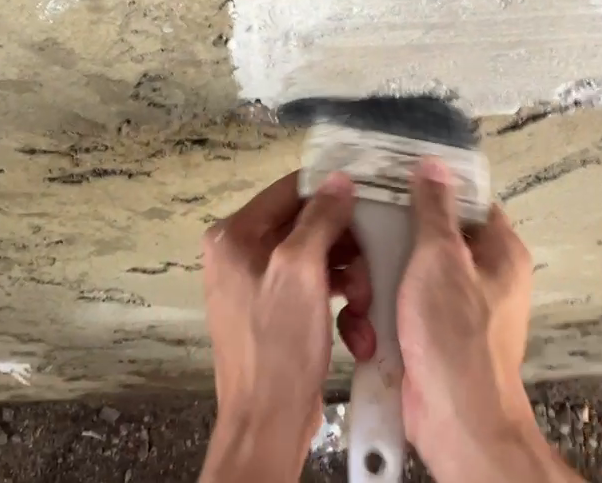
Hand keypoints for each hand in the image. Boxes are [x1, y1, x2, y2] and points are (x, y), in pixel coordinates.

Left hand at [198, 171, 370, 481]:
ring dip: (345, 275)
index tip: (366, 198)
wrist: (268, 422)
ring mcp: (256, 281)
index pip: (288, 191)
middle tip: (368, 267)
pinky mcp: (274, 308)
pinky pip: (311, 284)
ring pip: (314, 255)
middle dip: (342, 245)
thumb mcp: (300, 271)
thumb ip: (319, 219)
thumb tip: (338, 179)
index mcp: (233, 234)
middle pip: (304, 224)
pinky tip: (356, 321)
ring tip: (362, 301)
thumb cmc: (278, 346)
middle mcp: (239, 251)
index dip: (328, 192)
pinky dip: (335, 297)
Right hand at [398, 160, 580, 482]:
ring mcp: (449, 306)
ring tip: (362, 303)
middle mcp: (477, 275)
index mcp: (497, 251)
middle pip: (420, 235)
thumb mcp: (441, 260)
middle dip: (384, 249)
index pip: (463, 200)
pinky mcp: (424, 333)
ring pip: (398, 271)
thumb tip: (434, 164)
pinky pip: (392, 304)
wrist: (455, 424)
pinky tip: (366, 331)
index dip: (427, 189)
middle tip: (367, 260)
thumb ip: (433, 210)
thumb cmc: (458, 341)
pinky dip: (374, 315)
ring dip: (372, 286)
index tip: (388, 183)